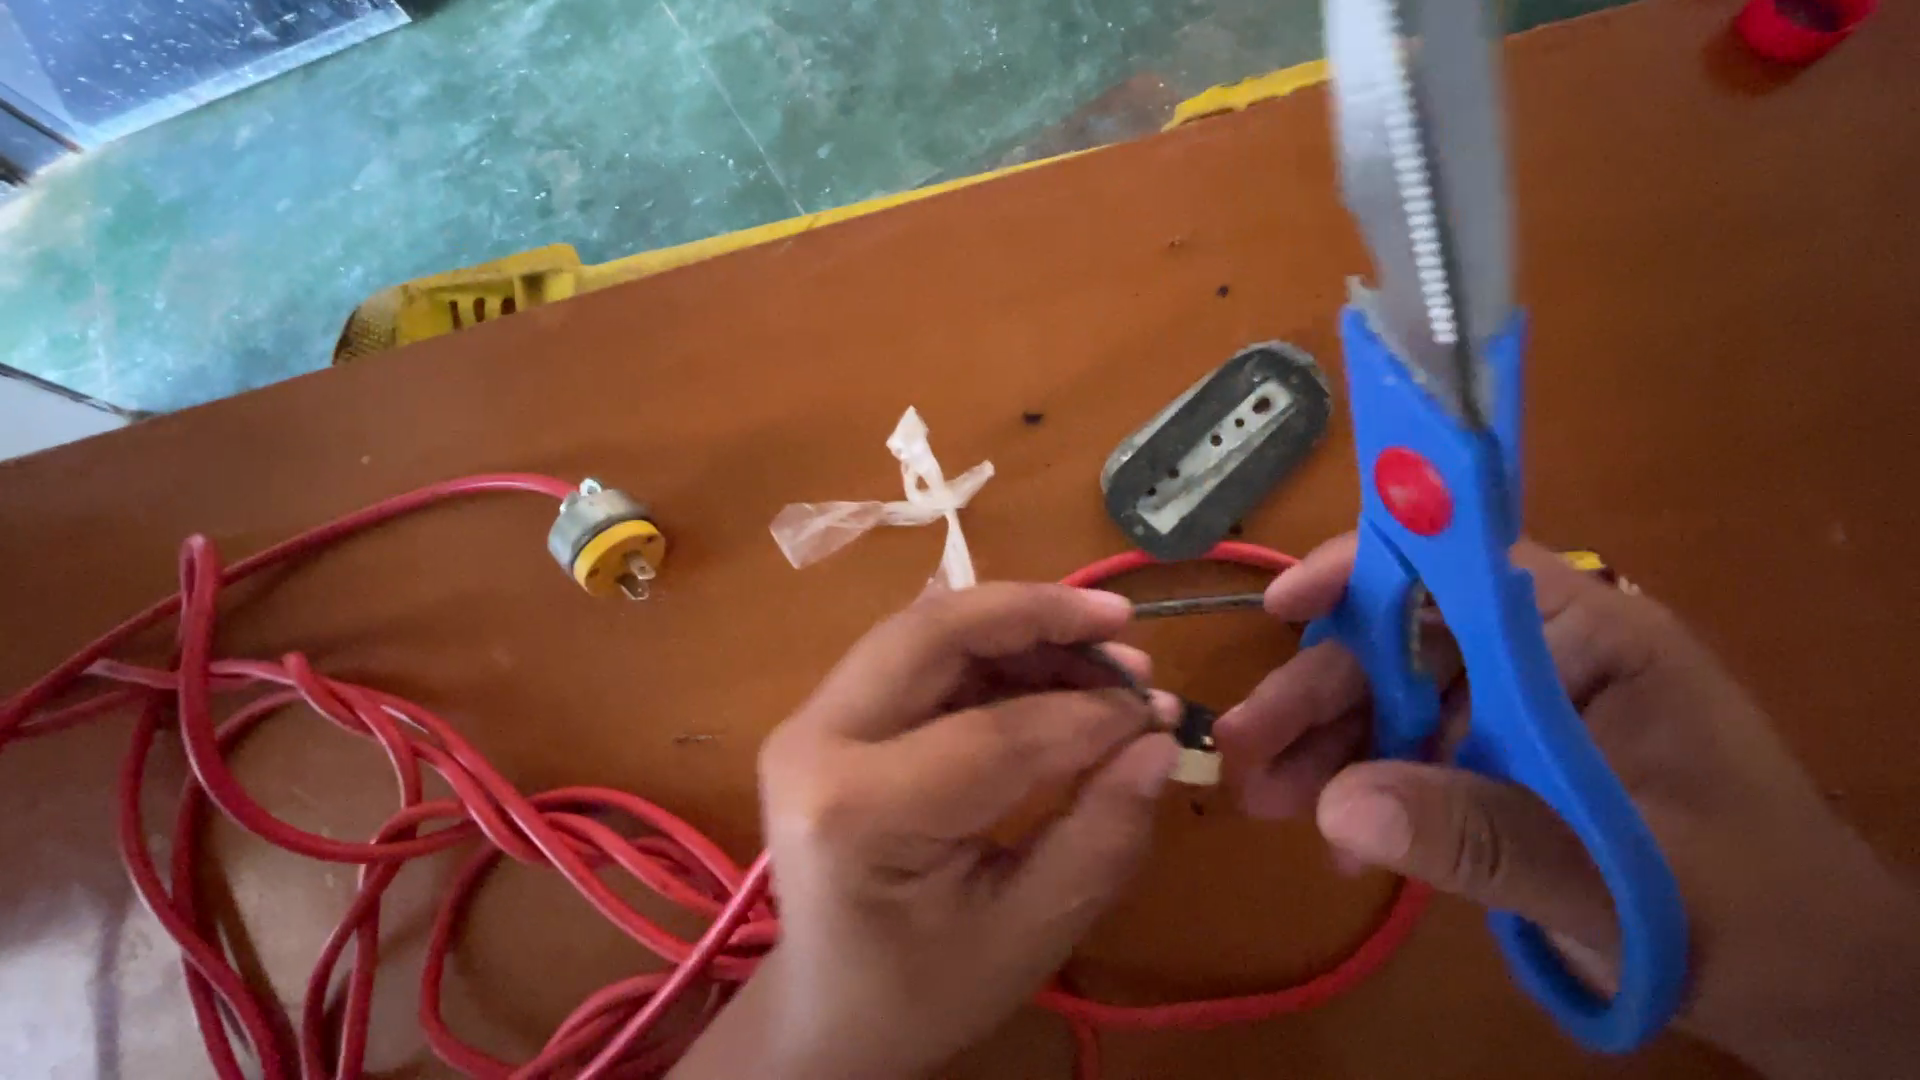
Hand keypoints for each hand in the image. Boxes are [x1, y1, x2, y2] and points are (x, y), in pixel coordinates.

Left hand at [671, 584, 1179, 1079]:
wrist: (826, 1010)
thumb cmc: (922, 991)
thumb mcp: (1027, 936)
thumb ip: (1099, 835)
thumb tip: (1158, 740)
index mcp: (857, 811)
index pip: (991, 733)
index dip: (1086, 713)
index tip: (1156, 711)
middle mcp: (816, 741)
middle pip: (934, 633)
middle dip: (1036, 613)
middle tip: (1120, 623)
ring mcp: (812, 719)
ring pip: (924, 630)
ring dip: (1016, 627)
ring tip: (1099, 653)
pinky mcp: (827, 714)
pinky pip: (914, 654)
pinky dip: (987, 648)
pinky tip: (1047, 668)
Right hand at [1216, 535, 1919, 1078]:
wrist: (1824, 992)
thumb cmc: (1755, 917)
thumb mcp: (1621, 878)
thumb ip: (1484, 837)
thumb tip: (1336, 805)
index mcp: (1589, 639)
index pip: (1459, 566)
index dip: (1364, 571)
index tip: (1282, 608)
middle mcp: (1538, 655)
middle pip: (1398, 640)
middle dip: (1314, 692)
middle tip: (1244, 749)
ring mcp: (1511, 707)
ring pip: (1386, 695)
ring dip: (1320, 743)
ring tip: (1264, 800)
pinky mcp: (1494, 757)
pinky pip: (1403, 749)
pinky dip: (1359, 784)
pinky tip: (1337, 838)